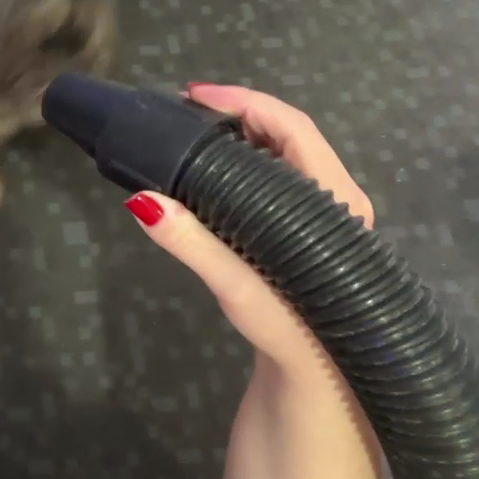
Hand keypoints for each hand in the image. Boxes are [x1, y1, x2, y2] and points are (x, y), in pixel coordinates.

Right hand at [126, 84, 372, 366]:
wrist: (325, 384)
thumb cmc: (293, 335)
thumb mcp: (241, 291)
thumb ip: (194, 246)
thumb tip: (142, 201)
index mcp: (336, 203)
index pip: (294, 129)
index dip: (246, 102)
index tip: (193, 94)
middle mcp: (336, 200)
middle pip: (288, 135)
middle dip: (236, 113)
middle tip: (180, 111)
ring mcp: (324, 216)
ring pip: (282, 155)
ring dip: (237, 136)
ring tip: (188, 131)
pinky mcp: (305, 231)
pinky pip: (275, 178)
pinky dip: (240, 162)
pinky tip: (208, 171)